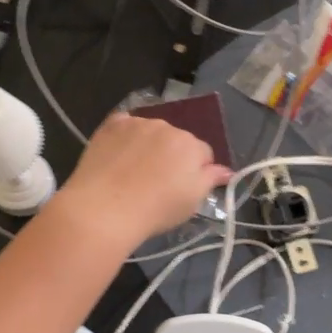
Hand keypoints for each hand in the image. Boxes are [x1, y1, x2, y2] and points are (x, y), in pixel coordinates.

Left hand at [56, 113, 231, 244]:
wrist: (105, 208)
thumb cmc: (156, 209)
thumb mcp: (192, 201)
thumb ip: (211, 180)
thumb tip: (226, 171)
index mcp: (191, 145)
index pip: (203, 154)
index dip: (197, 172)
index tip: (183, 190)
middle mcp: (167, 127)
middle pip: (177, 140)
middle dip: (173, 156)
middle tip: (158, 183)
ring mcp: (137, 123)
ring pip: (151, 131)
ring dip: (150, 145)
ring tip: (135, 172)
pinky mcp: (111, 125)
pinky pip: (125, 125)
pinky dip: (126, 136)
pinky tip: (119, 156)